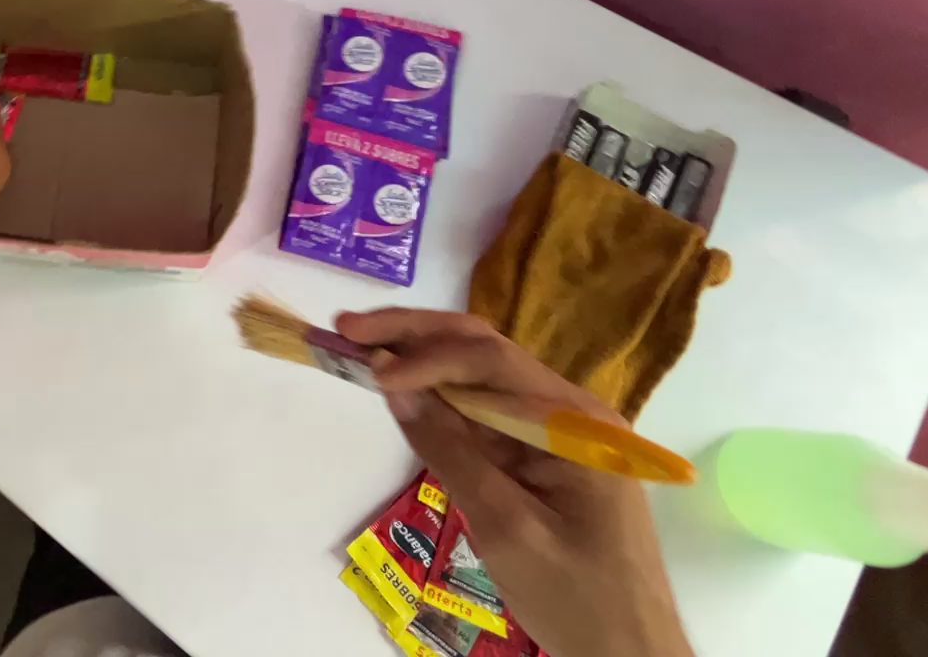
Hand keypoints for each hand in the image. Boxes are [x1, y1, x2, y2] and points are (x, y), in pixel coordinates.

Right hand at [334, 308, 693, 656]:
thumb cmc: (577, 600)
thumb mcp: (506, 527)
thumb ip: (450, 451)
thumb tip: (393, 387)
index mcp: (575, 422)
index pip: (491, 362)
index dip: (426, 357)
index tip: (373, 370)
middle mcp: (566, 409)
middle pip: (481, 349)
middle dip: (413, 333)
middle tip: (349, 327)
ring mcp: (551, 427)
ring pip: (475, 370)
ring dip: (417, 354)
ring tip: (360, 343)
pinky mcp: (533, 448)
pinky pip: (477, 405)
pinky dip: (432, 389)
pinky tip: (397, 382)